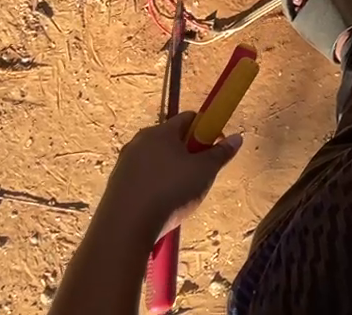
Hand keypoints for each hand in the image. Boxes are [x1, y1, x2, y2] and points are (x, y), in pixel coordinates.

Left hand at [93, 113, 240, 242]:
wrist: (123, 232)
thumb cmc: (169, 192)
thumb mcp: (204, 172)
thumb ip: (221, 153)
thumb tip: (237, 138)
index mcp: (161, 132)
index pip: (189, 118)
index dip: (205, 130)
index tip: (214, 148)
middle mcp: (139, 142)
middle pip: (171, 139)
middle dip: (188, 152)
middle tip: (199, 173)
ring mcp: (123, 165)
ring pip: (155, 160)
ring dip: (170, 171)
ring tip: (180, 195)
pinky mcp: (114, 188)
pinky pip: (142, 179)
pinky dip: (154, 187)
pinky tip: (160, 207)